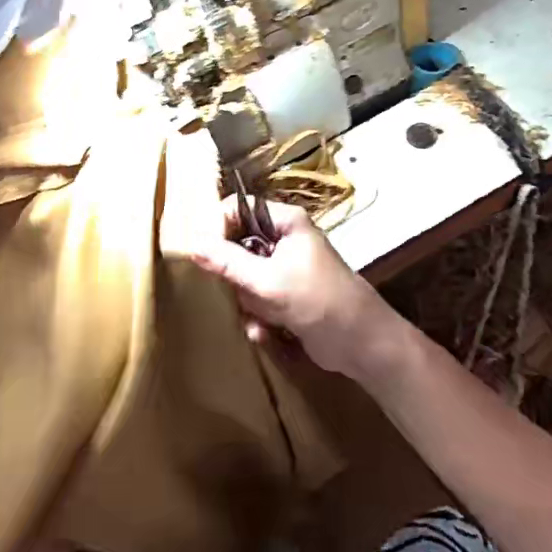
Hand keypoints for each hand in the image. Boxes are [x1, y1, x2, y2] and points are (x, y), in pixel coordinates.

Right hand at [185, 198, 410, 381]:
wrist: (360, 343)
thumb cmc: (317, 302)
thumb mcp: (267, 282)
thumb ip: (228, 262)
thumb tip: (191, 243)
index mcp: (285, 221)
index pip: (237, 208)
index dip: (218, 228)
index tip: (205, 256)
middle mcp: (285, 238)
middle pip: (237, 246)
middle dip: (236, 277)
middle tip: (240, 293)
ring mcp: (286, 266)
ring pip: (244, 277)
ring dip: (248, 303)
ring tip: (261, 319)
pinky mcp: (287, 294)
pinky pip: (257, 298)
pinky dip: (258, 316)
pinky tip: (266, 333)